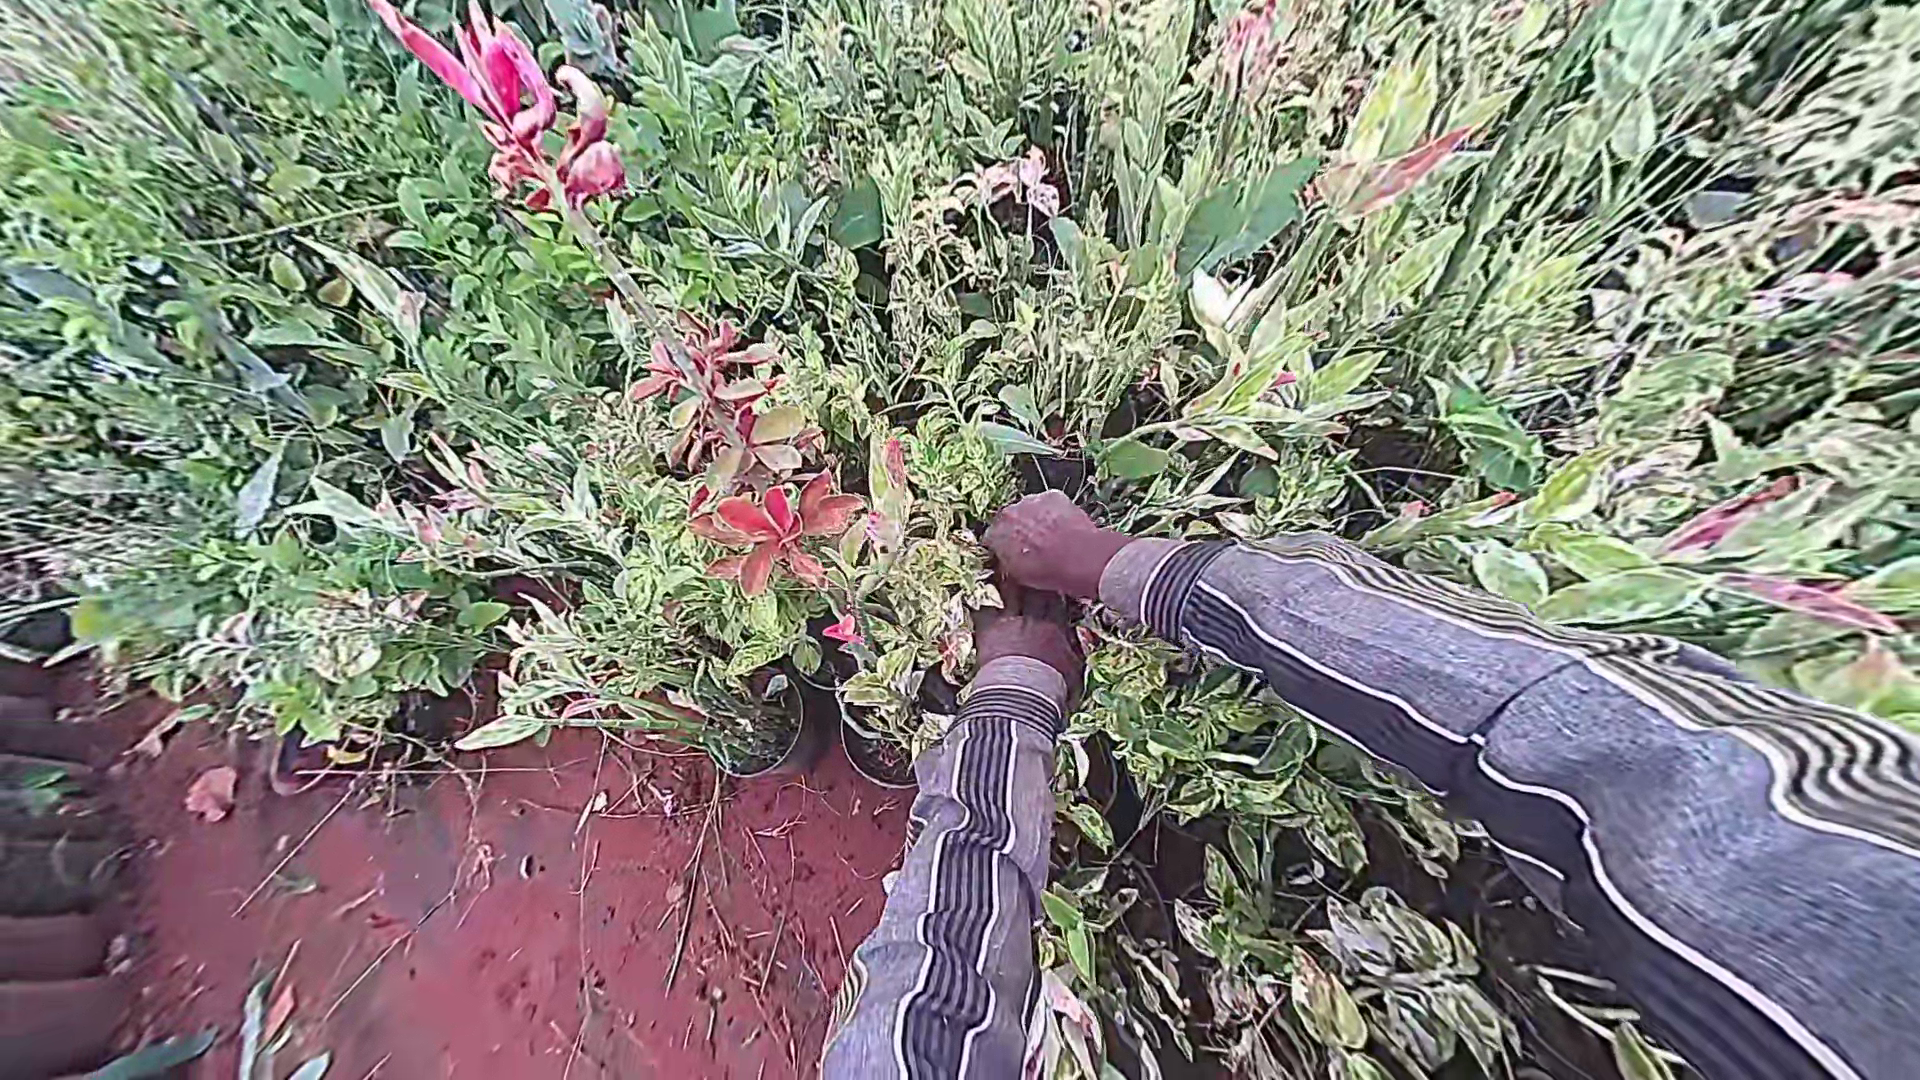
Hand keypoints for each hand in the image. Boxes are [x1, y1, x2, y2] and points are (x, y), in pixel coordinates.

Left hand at [976, 582, 1083, 707]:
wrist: (1022, 694)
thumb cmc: (1051, 688)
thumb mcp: (1073, 671)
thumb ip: (1073, 652)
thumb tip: (1075, 648)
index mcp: (1054, 627)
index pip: (1056, 601)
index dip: (1053, 590)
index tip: (1051, 582)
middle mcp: (1031, 620)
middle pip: (1032, 592)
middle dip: (1030, 580)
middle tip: (1027, 568)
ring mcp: (1008, 623)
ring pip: (1008, 594)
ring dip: (1007, 584)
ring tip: (1003, 572)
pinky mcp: (987, 631)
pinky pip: (982, 611)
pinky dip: (980, 605)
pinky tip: (977, 600)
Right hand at [985, 491, 1133, 600]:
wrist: (1080, 557)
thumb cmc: (1050, 570)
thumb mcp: (1019, 576)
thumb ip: (1006, 563)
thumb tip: (1006, 562)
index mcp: (996, 535)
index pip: (991, 537)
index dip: (1002, 546)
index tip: (1011, 552)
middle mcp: (1009, 514)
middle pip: (1008, 519)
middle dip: (1017, 530)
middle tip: (1032, 545)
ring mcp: (1030, 502)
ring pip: (1028, 508)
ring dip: (1035, 519)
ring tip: (1050, 536)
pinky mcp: (1051, 495)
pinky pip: (1047, 502)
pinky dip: (1053, 511)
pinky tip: (1062, 526)